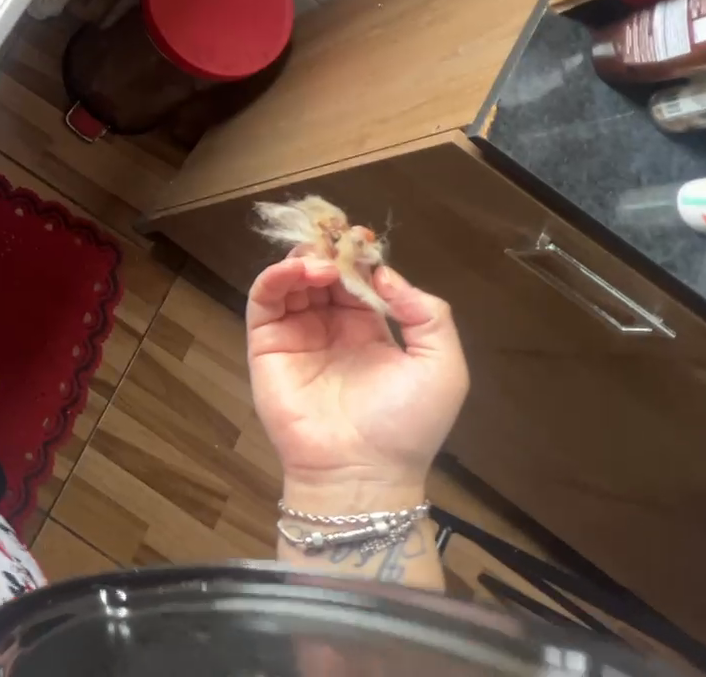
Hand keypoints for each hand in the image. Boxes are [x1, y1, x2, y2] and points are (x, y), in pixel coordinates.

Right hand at [245, 257, 468, 511]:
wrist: (360, 467)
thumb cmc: (404, 423)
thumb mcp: (442, 368)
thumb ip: (426, 316)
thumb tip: (386, 274)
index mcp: (368, 329)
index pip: (357, 280)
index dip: (359, 256)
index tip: (361, 239)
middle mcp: (328, 325)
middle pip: (320, 272)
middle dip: (327, 251)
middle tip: (334, 239)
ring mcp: (294, 332)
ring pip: (289, 279)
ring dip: (302, 260)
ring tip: (321, 263)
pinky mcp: (264, 341)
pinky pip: (263, 299)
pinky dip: (275, 276)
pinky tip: (298, 272)